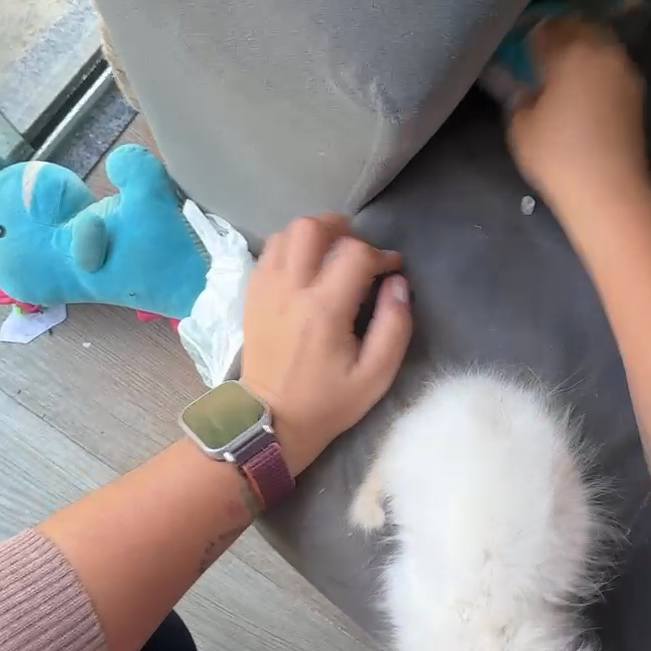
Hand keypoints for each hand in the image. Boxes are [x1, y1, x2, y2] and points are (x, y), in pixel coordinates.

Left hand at [240, 214, 412, 472]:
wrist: (270, 422)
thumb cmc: (327, 402)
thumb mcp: (375, 376)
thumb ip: (394, 326)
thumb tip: (398, 283)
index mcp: (323, 310)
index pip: (355, 254)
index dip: (382, 254)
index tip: (392, 269)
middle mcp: (290, 290)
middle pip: (312, 228)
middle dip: (342, 229)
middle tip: (359, 248)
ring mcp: (266, 289)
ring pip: (286, 233)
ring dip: (314, 234)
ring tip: (332, 253)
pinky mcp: (252, 294)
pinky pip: (270, 251)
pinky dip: (291, 247)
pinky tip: (306, 266)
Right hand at [505, 17, 650, 208]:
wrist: (608, 188)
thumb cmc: (557, 154)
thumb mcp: (520, 125)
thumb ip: (520, 97)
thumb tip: (527, 89)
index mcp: (571, 52)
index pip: (547, 29)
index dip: (530, 35)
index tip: (519, 46)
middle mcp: (602, 52)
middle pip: (580, 28)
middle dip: (560, 34)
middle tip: (542, 51)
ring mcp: (624, 71)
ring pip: (600, 45)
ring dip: (582, 50)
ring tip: (563, 70)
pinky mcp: (636, 93)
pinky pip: (611, 67)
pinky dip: (596, 70)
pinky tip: (582, 89)